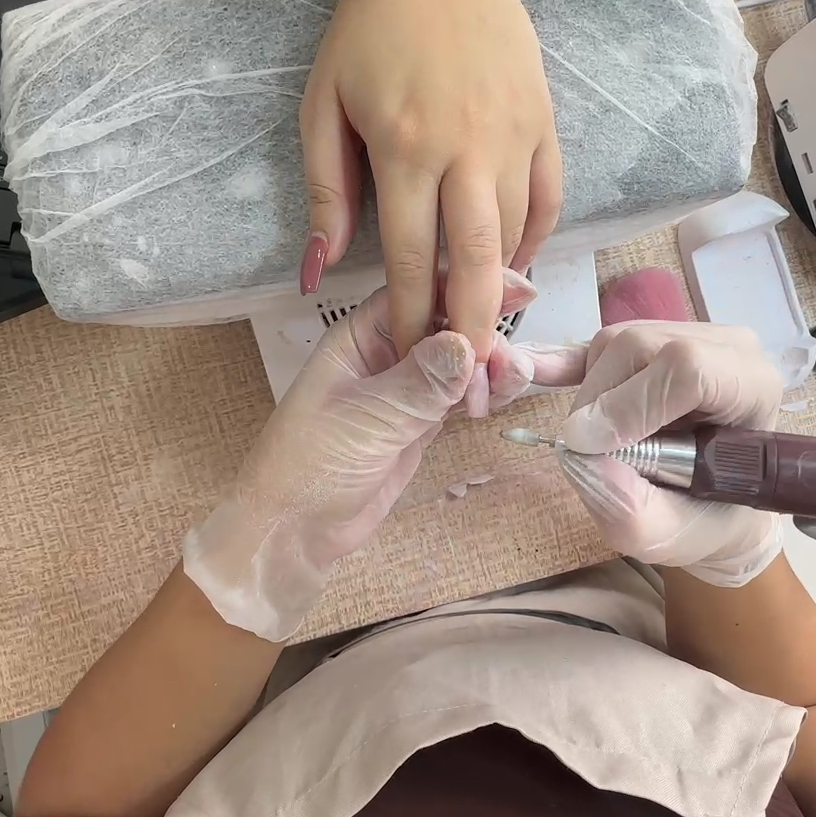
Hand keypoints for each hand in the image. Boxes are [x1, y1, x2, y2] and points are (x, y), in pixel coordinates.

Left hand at [183, 268, 540, 640]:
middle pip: (450, 323)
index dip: (467, 286)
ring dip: (491, 367)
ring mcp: (407, 387)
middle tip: (505, 369)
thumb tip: (468, 344)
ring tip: (508, 387)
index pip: (419, 291)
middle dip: (485, 335)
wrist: (295, 531)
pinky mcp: (421, 419)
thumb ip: (419, 383)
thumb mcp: (366, 420)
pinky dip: (485, 393)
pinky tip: (500, 399)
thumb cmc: (311, 465)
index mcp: (361, 335)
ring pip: (462, 361)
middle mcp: (387, 352)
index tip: (520, 292)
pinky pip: (462, 394)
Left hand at [300, 0, 562, 364]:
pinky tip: (516, 261)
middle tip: (468, 370)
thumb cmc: (370, 32)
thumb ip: (325, 192)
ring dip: (502, 284)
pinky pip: (550, 197)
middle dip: (470, 323)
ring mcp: (515, 135)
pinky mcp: (545, 122)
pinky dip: (536, 237)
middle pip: (476, 259)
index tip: (413, 359)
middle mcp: (467, 148)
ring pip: (518, 232)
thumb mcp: (324, 107)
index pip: (411, 258)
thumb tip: (316, 268)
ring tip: (484, 320)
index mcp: (405, 147)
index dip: (413, 317)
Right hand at [529, 322, 788, 586]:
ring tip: (605, 438)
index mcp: (751, 387)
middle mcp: (725, 346)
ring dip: (589, 394)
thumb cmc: (705, 521)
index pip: (687, 368)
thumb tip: (580, 451)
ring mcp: (686, 332)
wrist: (715, 506)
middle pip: (638, 348)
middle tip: (592, 453)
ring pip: (612, 344)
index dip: (631, 403)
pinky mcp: (647, 337)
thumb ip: (629, 509)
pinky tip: (531, 368)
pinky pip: (593, 343)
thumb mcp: (670, 537)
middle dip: (598, 403)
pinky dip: (558, 360)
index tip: (592, 445)